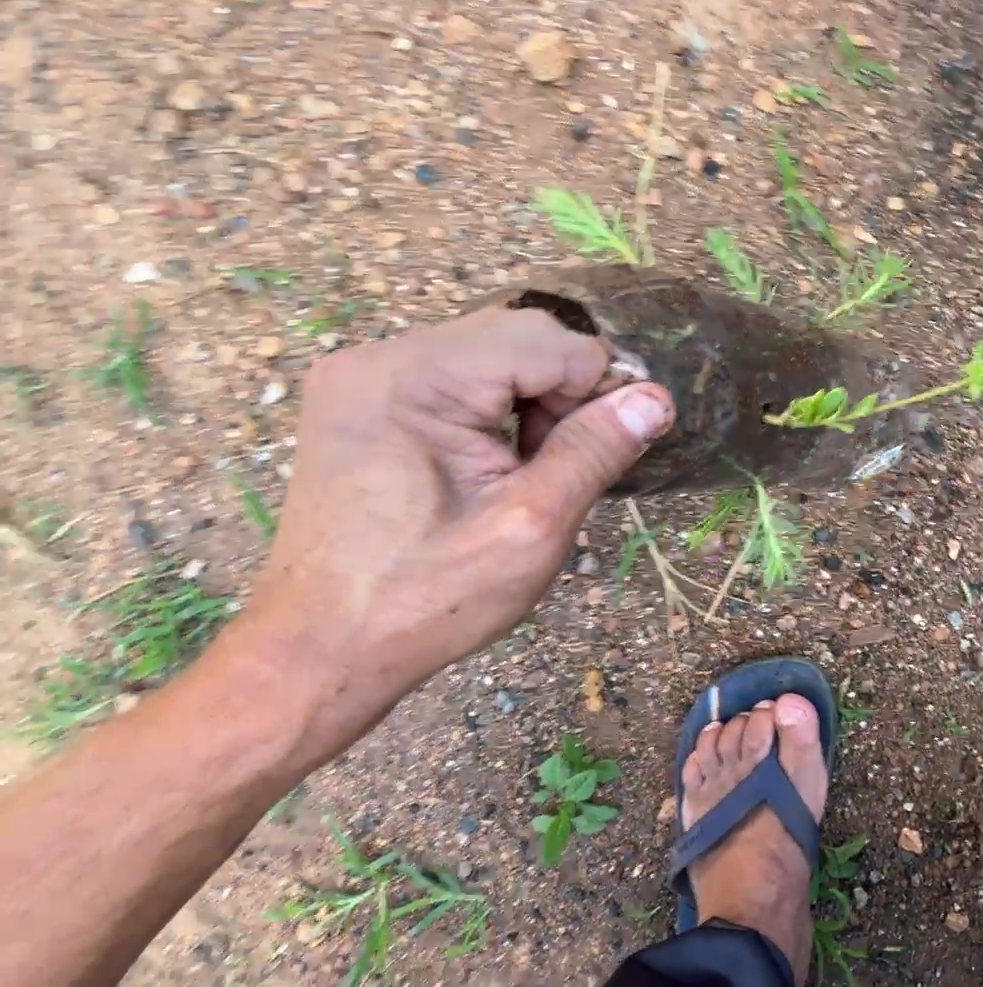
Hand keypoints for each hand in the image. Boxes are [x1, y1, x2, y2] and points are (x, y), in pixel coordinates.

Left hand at [225, 307, 674, 756]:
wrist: (320, 651)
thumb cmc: (428, 597)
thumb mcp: (531, 526)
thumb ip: (595, 451)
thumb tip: (658, 398)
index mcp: (415, 378)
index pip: (550, 343)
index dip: (598, 393)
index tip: (607, 454)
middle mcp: (382, 357)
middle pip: (522, 335)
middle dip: (568, 391)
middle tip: (568, 463)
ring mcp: (366, 375)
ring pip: (498, 351)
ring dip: (538, 399)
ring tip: (534, 466)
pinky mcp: (366, 400)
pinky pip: (463, 374)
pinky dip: (502, 406)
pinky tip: (499, 459)